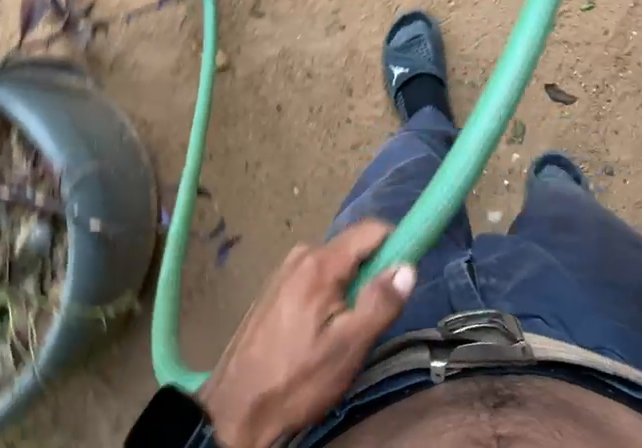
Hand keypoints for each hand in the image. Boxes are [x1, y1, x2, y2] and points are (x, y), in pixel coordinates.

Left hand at [198, 221, 416, 447]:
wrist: (234, 411)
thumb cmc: (296, 380)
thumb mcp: (348, 347)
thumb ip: (380, 303)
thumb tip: (408, 267)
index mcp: (319, 264)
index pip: (371, 230)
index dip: (396, 245)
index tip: (407, 275)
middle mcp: (301, 256)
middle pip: (353, 250)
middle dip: (371, 277)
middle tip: (370, 320)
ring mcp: (284, 272)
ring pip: (335, 268)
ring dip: (349, 292)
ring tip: (343, 335)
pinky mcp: (274, 291)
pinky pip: (316, 281)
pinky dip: (328, 299)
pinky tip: (319, 336)